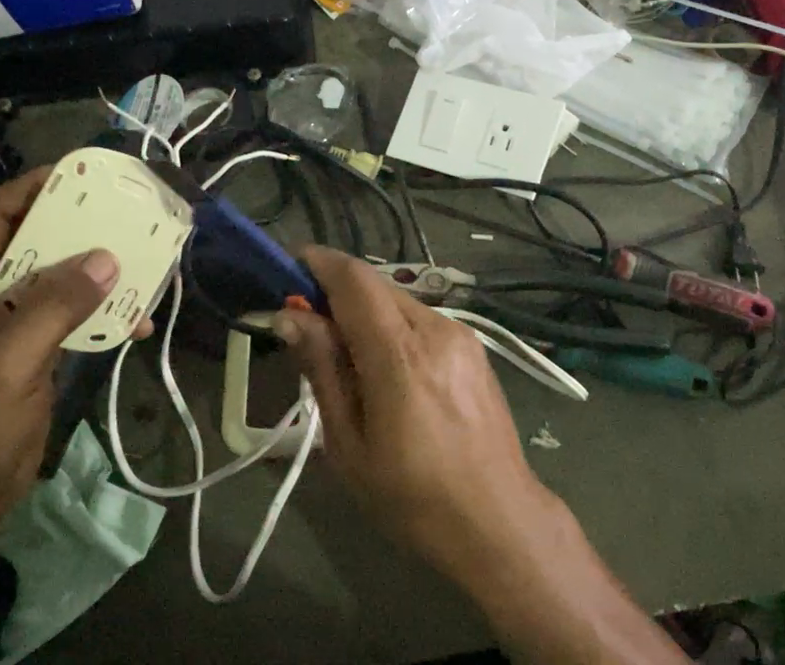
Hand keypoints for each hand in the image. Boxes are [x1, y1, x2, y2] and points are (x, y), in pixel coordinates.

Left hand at [0, 165, 134, 533]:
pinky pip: (63, 321)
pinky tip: (136, 324)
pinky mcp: (23, 360)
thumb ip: (54, 307)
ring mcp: (0, 333)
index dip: (29, 190)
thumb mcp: (6, 365)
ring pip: (51, 283)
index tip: (81, 175)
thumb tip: (105, 258)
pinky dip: (97, 317)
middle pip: (26, 246)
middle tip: (125, 214)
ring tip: (143, 262)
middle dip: (75, 228)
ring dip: (94, 274)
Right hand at [273, 246, 562, 588]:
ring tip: (344, 356)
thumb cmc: (412, 498)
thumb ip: (322, 370)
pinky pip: (421, 319)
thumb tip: (288, 317)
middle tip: (305, 324)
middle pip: (375, 285)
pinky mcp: (474, 346)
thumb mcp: (349, 444)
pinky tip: (384, 367)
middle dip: (336, 291)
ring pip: (399, 300)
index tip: (286, 269)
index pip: (354, 280)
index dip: (317, 264)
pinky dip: (392, 326)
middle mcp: (436, 329)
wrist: (498, 520)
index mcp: (401, 355)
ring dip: (364, 310)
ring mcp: (462, 335)